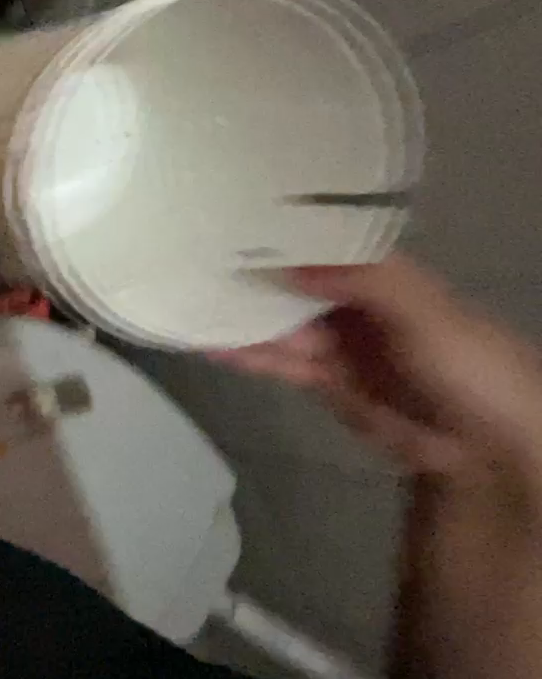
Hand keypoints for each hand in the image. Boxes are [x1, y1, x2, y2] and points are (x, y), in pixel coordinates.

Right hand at [213, 257, 541, 482]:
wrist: (491, 455)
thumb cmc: (473, 373)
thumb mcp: (430, 317)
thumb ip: (365, 284)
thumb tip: (285, 265)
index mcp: (391, 285)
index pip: (330, 251)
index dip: (288, 237)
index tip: (233, 223)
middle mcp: (360, 310)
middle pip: (295, 287)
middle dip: (250, 278)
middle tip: (193, 262)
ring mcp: (340, 347)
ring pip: (279, 325)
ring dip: (240, 319)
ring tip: (188, 305)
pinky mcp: (324, 381)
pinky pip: (276, 362)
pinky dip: (244, 355)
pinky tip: (207, 346)